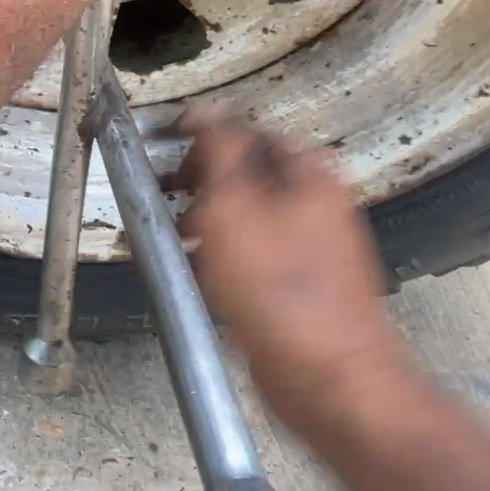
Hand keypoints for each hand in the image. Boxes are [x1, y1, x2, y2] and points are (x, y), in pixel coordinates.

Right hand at [177, 113, 412, 431]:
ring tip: (177, 236)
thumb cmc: (285, 296)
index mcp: (308, 173)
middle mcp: (314, 203)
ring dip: (204, 220)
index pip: (242, 129)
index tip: (164, 146)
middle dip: (197, 181)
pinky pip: (248, 252)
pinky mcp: (294, 281)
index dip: (197, 136)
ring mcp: (307, 244)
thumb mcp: (233, 206)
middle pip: (241, 171)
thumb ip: (218, 150)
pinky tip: (200, 274)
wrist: (326, 377)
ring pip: (241, 213)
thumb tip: (205, 113)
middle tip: (166, 192)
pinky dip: (220, 255)